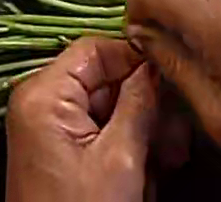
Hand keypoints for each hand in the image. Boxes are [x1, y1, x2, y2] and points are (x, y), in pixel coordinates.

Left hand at [5, 37, 160, 201]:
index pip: (95, 49)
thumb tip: (156, 63)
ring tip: (172, 156)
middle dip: (144, 103)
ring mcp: (49, 128)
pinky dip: (127, 146)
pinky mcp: (60, 152)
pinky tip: (152, 170)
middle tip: (179, 132)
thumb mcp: (119, 161)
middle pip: (103, 79)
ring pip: (107, 106)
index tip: (171, 78)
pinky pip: (99, 131)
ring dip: (142, 127)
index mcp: (44, 93)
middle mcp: (41, 101)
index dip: (134, 58)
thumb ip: (139, 102)